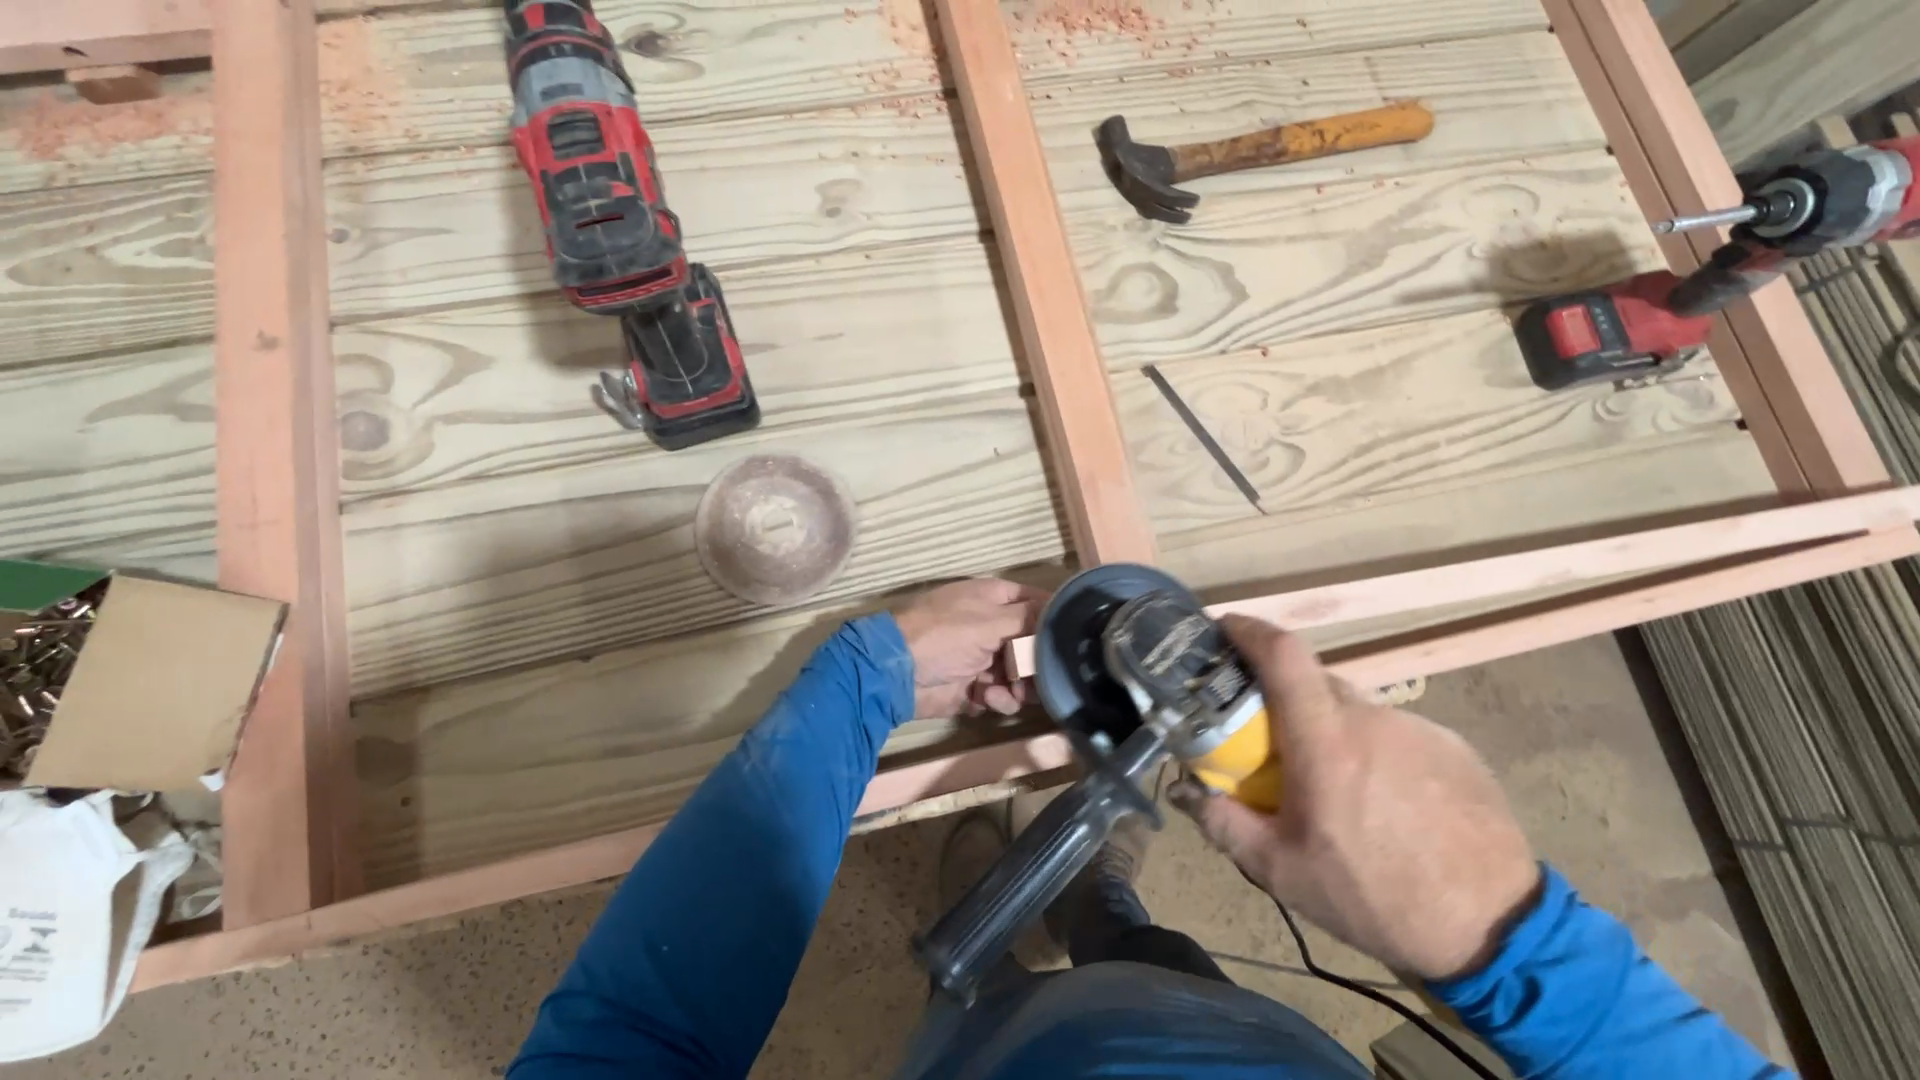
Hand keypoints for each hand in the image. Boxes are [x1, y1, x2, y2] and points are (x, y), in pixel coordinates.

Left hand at [893, 578, 1046, 719]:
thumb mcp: (989, 621)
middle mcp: (992, 627)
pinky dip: (998, 699)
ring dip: (1021, 686)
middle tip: (1039, 674)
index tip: (1074, 636)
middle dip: (1038, 662)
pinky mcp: (974, 688)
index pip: (1037, 601)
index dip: (1054, 616)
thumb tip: (1061, 610)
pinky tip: (987, 697)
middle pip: (1033, 644)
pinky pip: (1001, 695)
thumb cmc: (944, 635)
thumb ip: (1029, 618)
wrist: (897, 674)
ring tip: (1012, 692)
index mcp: (994, 599)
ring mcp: (983, 658)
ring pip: (1021, 674)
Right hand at [1173, 616, 1542, 980]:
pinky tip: (1383, 801)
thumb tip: (1183, 787)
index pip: (1283, 654)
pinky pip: (1394, 732)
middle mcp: (1372, 718)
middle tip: (1269, 743)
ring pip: (1355, 710)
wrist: (1496, 929)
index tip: (1223, 629)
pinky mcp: (1454, 747)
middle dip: (1282, 699)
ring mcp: (1418, 729)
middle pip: (1314, 682)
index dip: (1249, 630)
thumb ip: (1223, 821)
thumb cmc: (1374, 897)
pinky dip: (1373, 750)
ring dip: (1330, 731)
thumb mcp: (1281, 871)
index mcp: (1325, 741)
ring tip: (1332, 788)